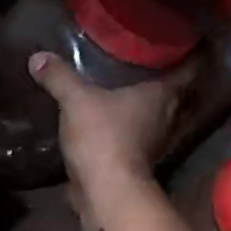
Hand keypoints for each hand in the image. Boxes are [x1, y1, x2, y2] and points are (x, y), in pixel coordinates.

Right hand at [28, 52, 188, 186]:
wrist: (106, 190)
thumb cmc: (102, 137)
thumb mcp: (75, 101)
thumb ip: (59, 78)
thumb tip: (38, 57)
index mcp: (164, 92)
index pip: (191, 64)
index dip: (190, 50)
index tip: (181, 40)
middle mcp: (171, 114)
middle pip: (182, 91)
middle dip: (170, 80)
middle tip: (153, 66)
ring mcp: (160, 141)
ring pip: (166, 116)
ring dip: (156, 107)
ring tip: (136, 95)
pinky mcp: (143, 161)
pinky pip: (147, 137)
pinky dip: (139, 131)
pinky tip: (122, 126)